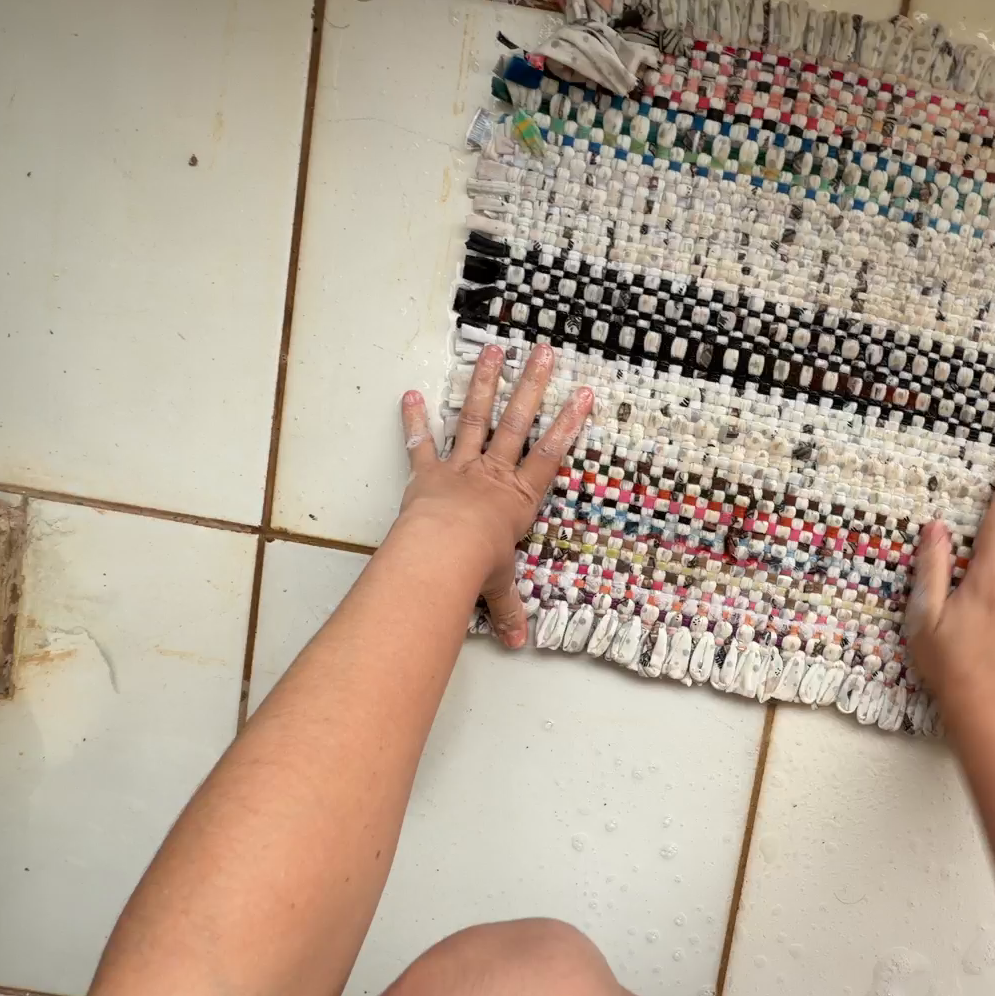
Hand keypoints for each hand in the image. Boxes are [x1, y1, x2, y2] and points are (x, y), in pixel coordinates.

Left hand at [395, 343, 592, 648]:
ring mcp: (461, 468)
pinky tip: (411, 393)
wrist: (440, 554)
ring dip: (485, 384)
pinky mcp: (428, 473)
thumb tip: (519, 645)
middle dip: (532, 385)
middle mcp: (494, 474)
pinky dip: (415, 420)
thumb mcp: (498, 589)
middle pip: (518, 422)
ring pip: (476, 418)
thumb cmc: (477, 567)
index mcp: (519, 498)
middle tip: (542, 352)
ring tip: (493, 350)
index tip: (583, 394)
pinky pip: (422, 443)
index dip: (569, 424)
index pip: (551, 454)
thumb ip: (509, 610)